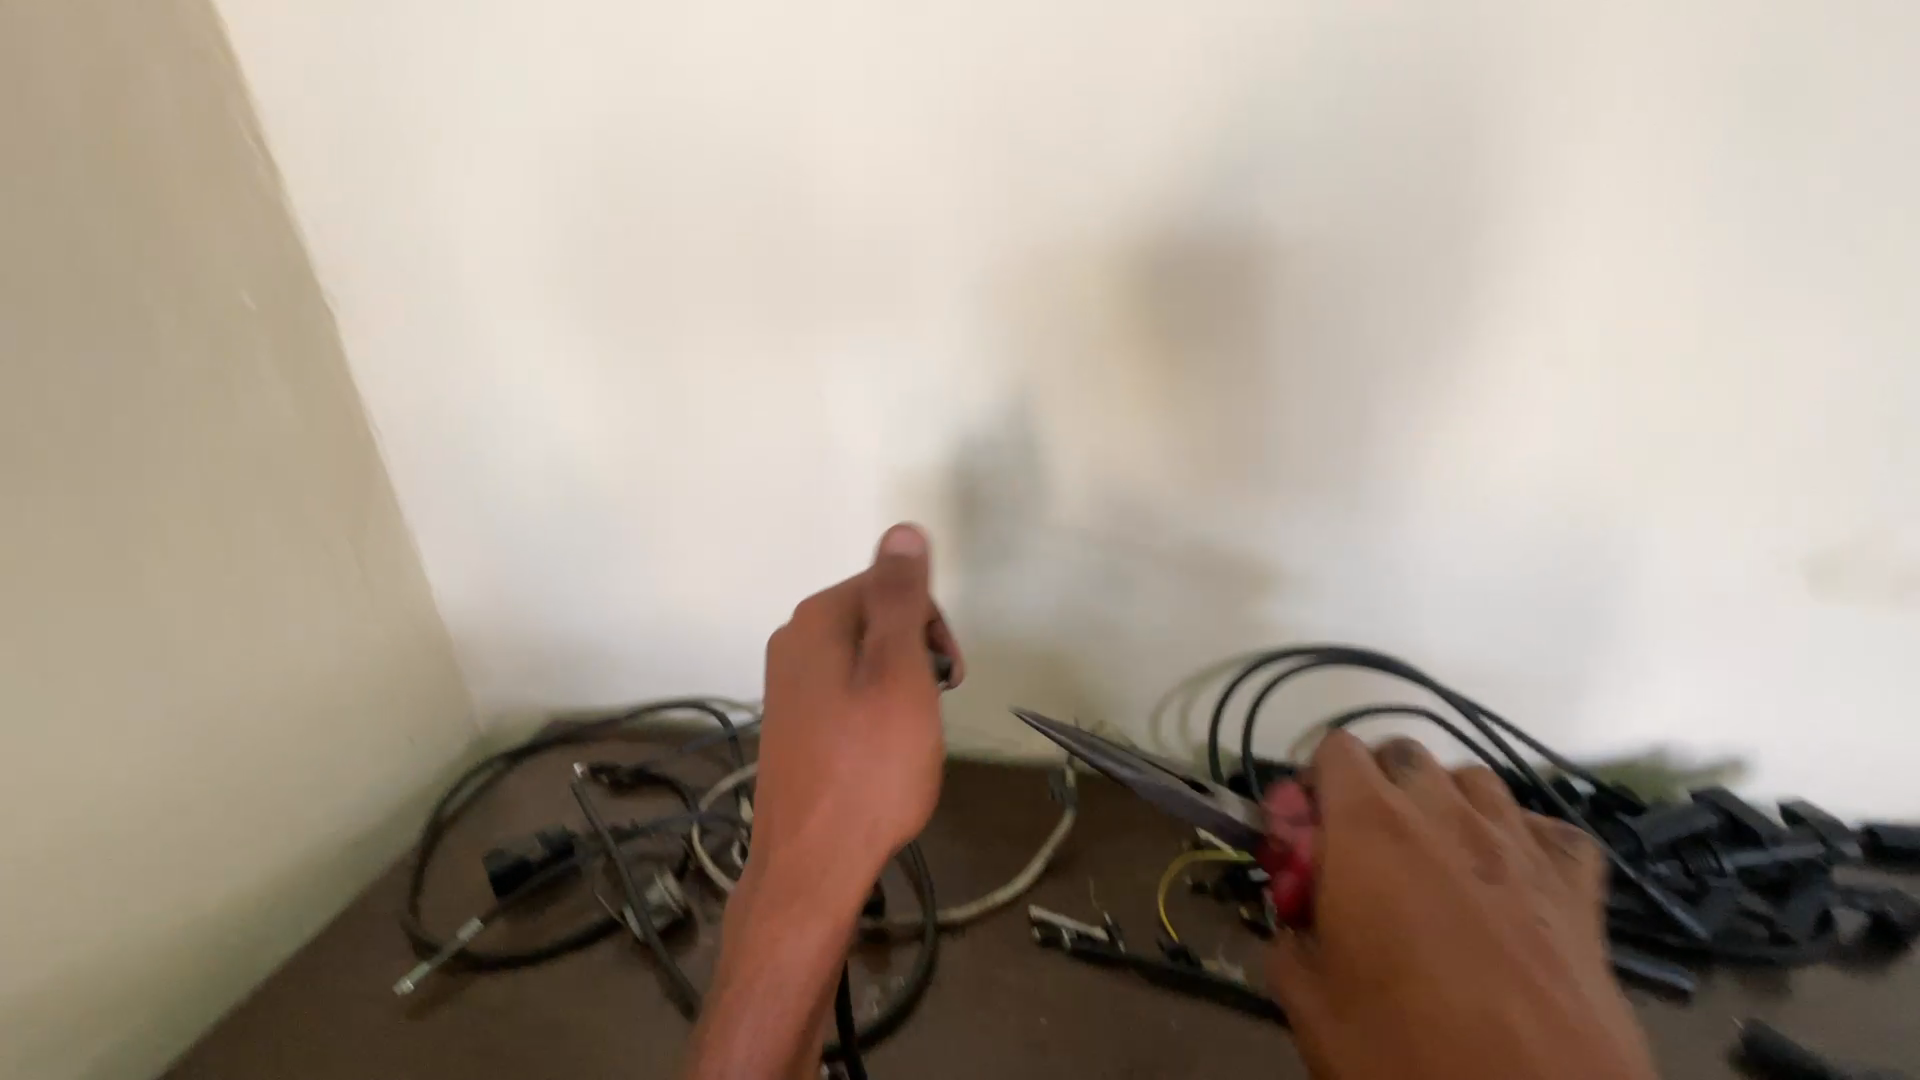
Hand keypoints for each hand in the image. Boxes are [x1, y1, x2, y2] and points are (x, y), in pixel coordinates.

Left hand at [749, 523, 963, 884]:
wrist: (814, 865)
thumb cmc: (869, 767)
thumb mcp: (898, 672)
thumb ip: (901, 598)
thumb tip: (902, 531)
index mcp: (816, 621)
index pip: (890, 586)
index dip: (930, 626)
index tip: (946, 676)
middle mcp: (794, 643)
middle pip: (876, 620)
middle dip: (916, 654)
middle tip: (931, 707)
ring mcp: (789, 687)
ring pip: (866, 659)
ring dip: (901, 686)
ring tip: (910, 735)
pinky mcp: (795, 724)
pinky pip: (848, 694)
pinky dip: (876, 711)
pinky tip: (883, 752)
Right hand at [1269, 733, 1657, 1079]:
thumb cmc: (1402, 1050)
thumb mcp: (1306, 997)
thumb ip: (1287, 938)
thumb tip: (1294, 927)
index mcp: (1367, 827)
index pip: (1335, 750)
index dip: (1315, 786)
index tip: (1309, 836)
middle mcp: (1441, 814)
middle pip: (1402, 754)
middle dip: (1376, 787)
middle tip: (1366, 851)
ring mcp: (1516, 846)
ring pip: (1474, 780)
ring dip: (1445, 804)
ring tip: (1436, 861)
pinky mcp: (1577, 891)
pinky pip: (1549, 831)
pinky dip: (1525, 841)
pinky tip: (1511, 882)